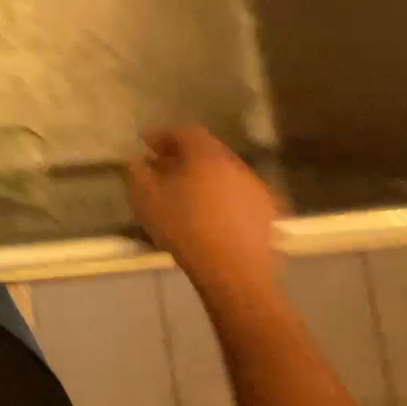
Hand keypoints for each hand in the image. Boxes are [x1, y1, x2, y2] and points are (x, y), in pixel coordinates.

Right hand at [125, 126, 283, 300]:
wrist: (234, 274)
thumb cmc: (184, 229)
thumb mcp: (146, 198)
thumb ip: (137, 172)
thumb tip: (137, 159)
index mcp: (206, 155)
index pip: (185, 131)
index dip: (163, 135)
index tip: (146, 146)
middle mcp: (236, 165)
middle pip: (208, 150)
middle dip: (184, 156)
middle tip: (164, 169)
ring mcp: (257, 189)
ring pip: (225, 173)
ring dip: (205, 177)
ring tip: (187, 195)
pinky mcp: (269, 214)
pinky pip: (240, 195)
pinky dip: (223, 197)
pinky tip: (211, 216)